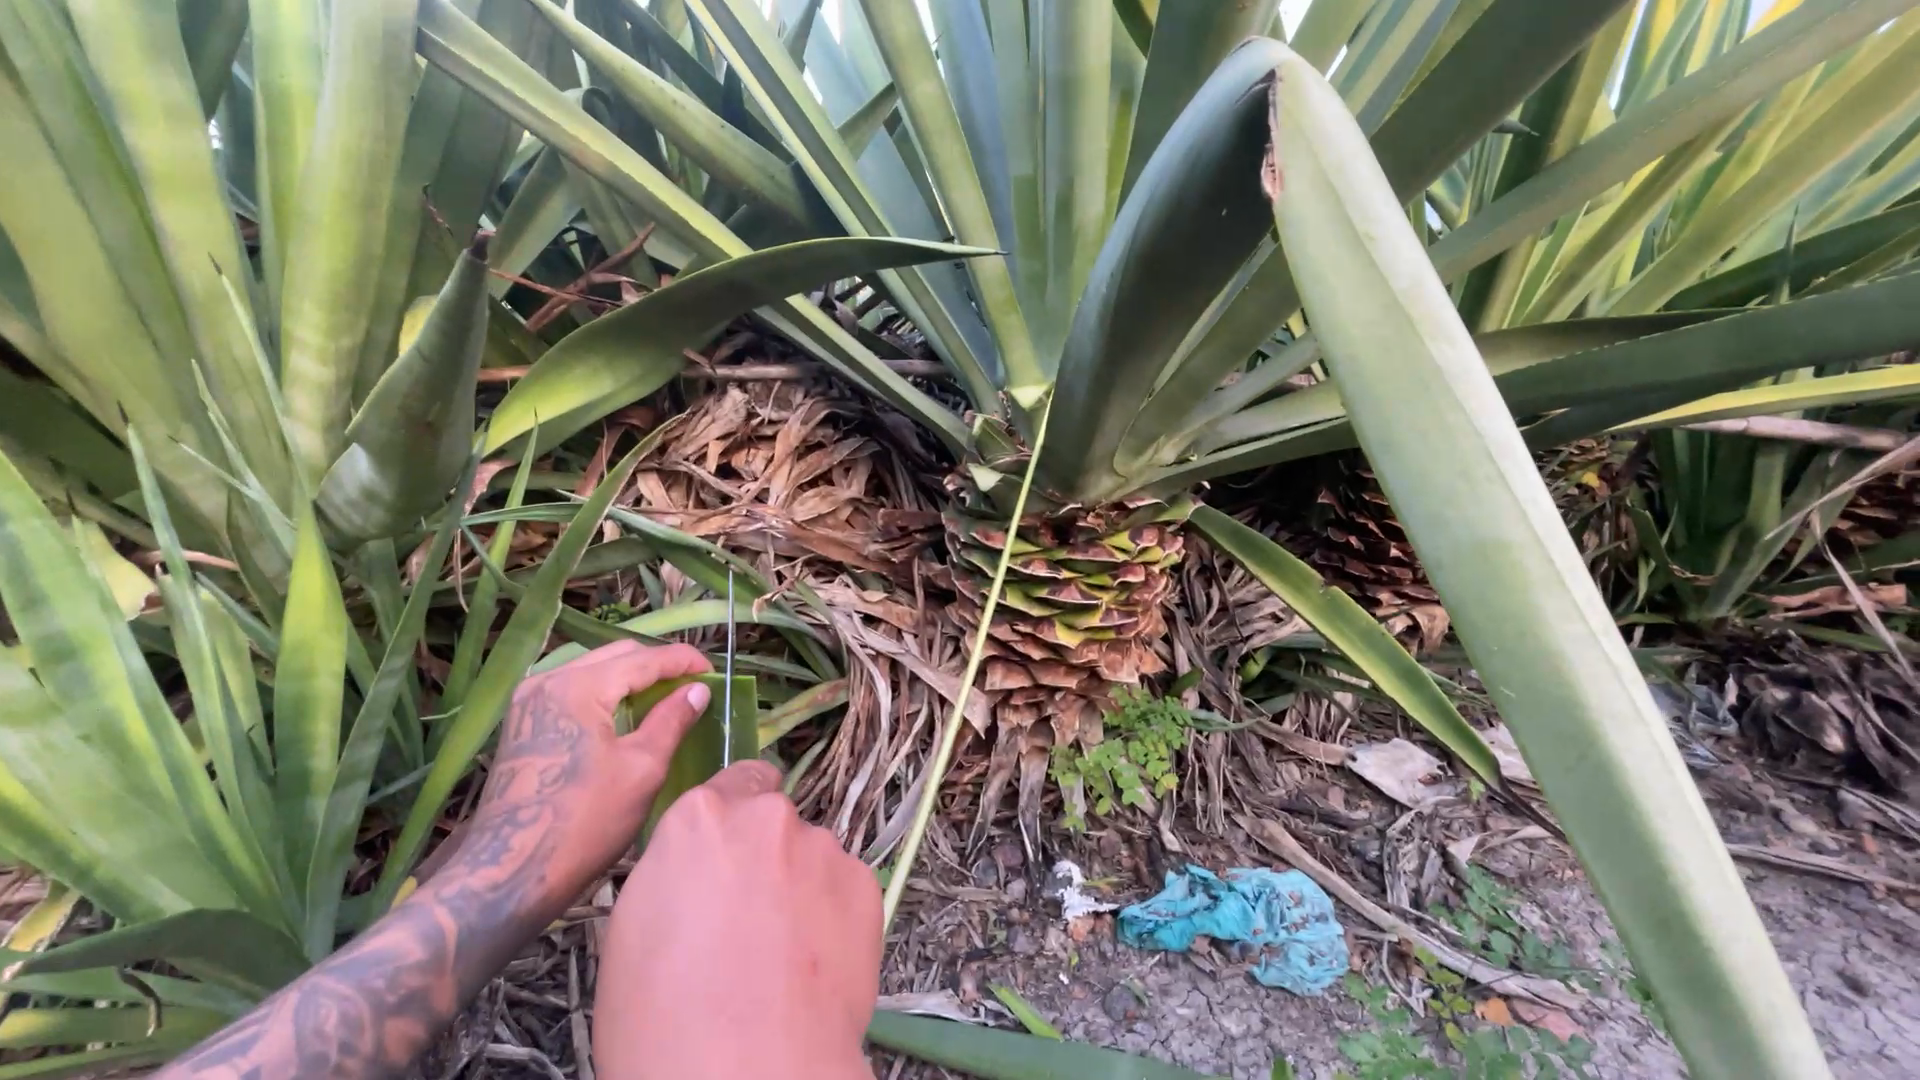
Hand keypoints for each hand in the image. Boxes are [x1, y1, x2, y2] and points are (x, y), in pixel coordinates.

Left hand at [462, 641, 711, 914]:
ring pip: (594, 670)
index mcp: (578, 687)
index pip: (643, 659)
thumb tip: (697, 690)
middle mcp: (548, 681)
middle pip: (616, 656)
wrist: (511, 873)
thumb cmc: (586, 821)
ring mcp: (529, 701)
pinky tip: (627, 711)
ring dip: (632, 677)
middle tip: (693, 684)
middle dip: (658, 665)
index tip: (714, 671)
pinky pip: (574, 689)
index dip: (682, 661)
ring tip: (666, 695)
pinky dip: (606, 692)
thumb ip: (672, 720)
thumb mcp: (643, 768)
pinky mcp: (523, 722)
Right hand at [594, 763, 880, 1078]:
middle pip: (771, 817)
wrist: (748, 1074)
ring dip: (801, 884)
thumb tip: (700, 874)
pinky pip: (844, 886)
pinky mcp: (864, 884)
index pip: (730, 782)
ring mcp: (821, 848)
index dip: (731, 818)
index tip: (729, 855)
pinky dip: (834, 913)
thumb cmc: (661, 1020)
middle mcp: (766, 818)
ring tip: (787, 952)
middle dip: (765, 852)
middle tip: (753, 915)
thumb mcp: (634, 932)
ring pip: (811, 855)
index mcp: (700, 819)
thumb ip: (678, 875)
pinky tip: (817, 964)